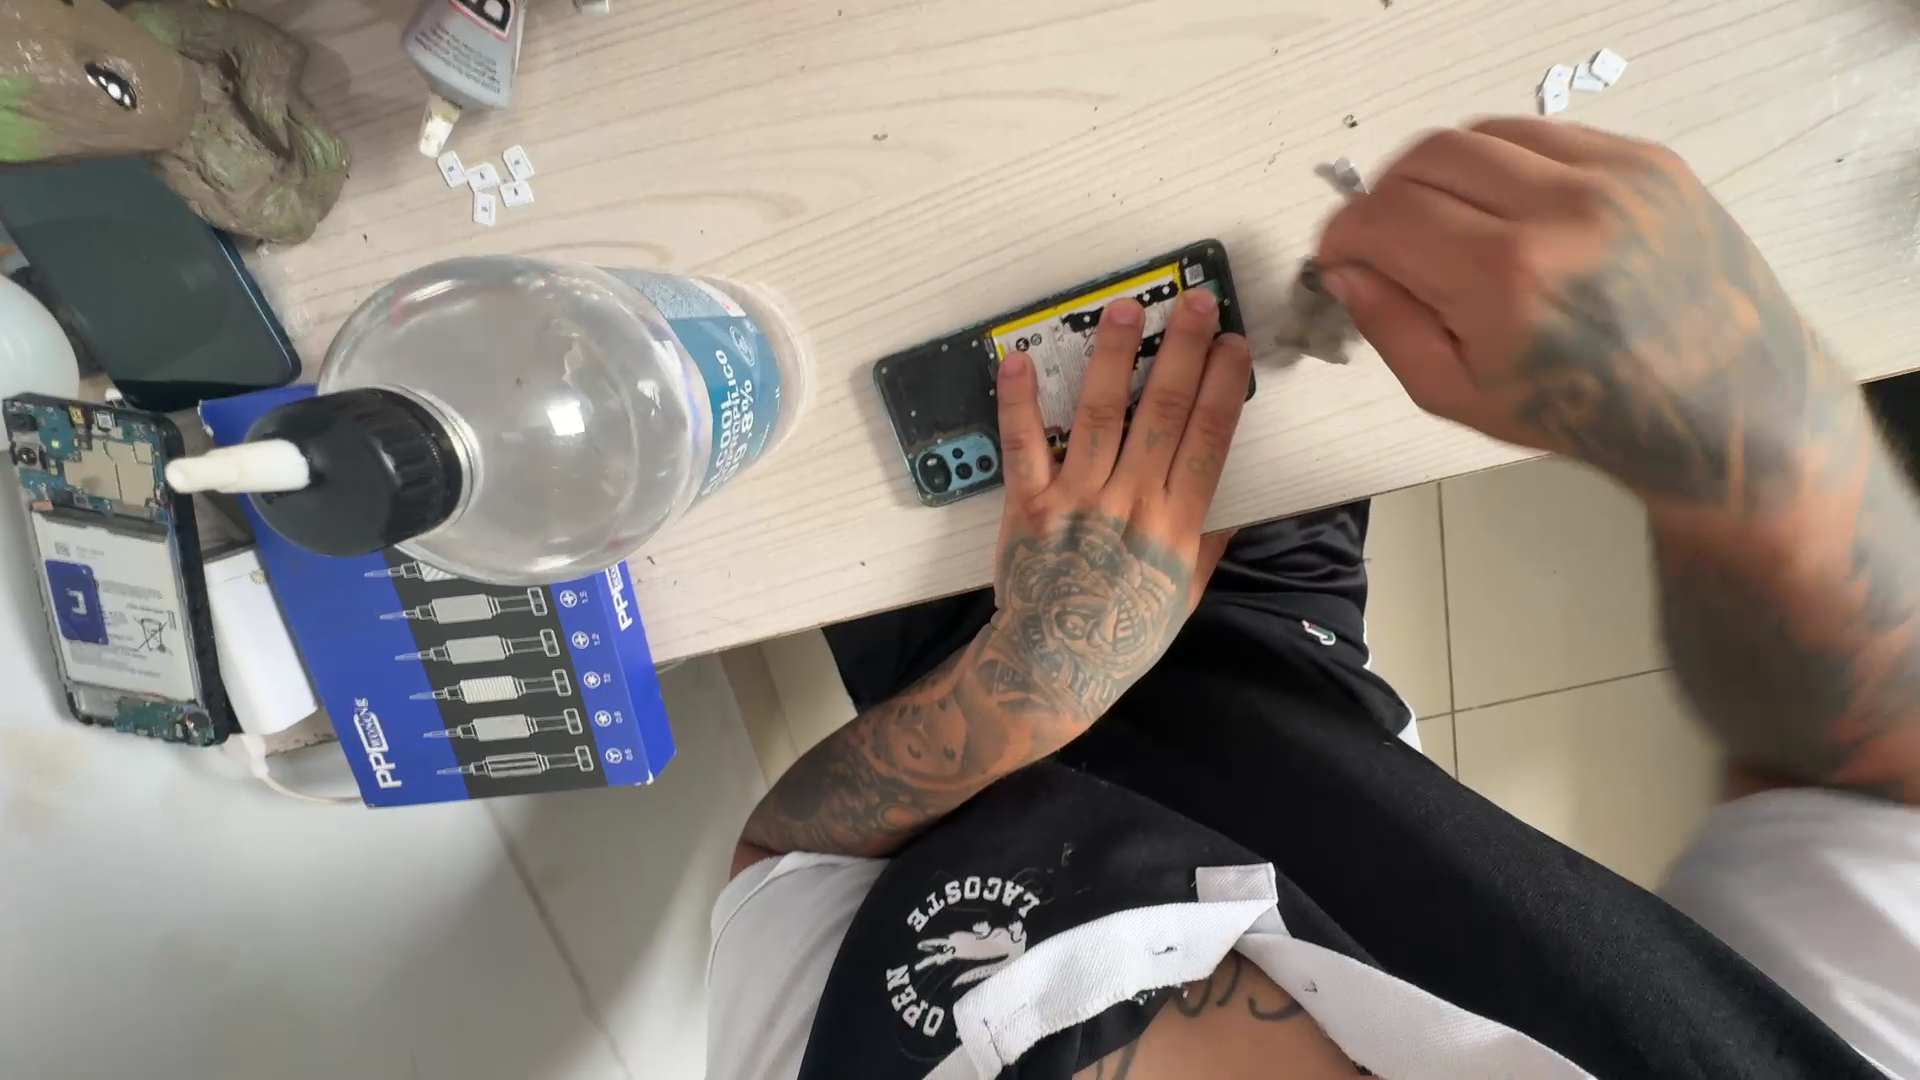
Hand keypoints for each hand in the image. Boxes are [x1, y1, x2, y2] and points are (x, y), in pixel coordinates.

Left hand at [984, 289, 1251, 724]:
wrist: (1052, 664)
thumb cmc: (1121, 635)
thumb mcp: (1182, 596)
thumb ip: (1207, 544)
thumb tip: (1234, 501)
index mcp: (1174, 525)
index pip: (1209, 441)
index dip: (1225, 388)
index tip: (1235, 346)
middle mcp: (1129, 502)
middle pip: (1164, 414)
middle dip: (1184, 353)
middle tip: (1196, 303)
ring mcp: (1076, 499)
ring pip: (1101, 416)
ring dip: (1115, 358)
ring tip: (1126, 309)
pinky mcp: (1028, 503)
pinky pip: (1022, 445)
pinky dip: (1018, 402)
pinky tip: (1018, 360)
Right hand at [1317, 119, 1835, 510]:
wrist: (1712, 399)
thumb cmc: (1571, 410)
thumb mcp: (1449, 391)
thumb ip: (1386, 324)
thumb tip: (1344, 271)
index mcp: (1503, 277)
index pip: (1385, 216)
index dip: (1342, 234)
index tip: (1335, 257)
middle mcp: (1559, 207)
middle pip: (1423, 159)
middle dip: (1378, 200)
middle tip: (1376, 243)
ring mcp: (1612, 173)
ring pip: (1476, 136)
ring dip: (1430, 177)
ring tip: (1431, 226)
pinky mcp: (1644, 159)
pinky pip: (1535, 136)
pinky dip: (1490, 166)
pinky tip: (1490, 212)